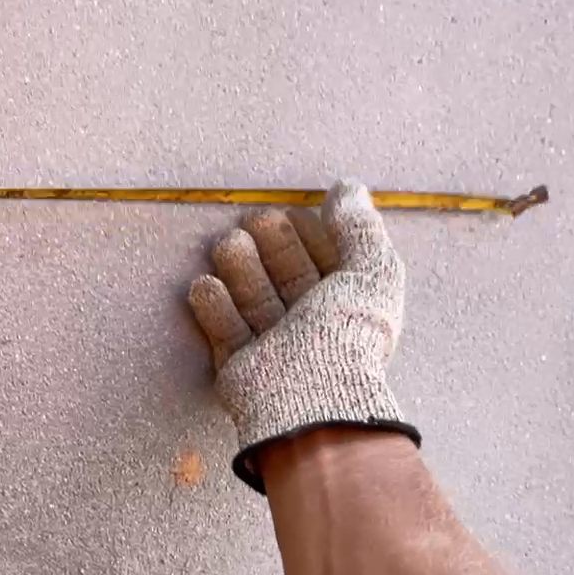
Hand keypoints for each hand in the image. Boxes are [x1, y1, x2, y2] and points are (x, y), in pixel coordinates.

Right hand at [187, 180, 417, 490]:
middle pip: (285, 278)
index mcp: (351, 302)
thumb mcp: (371, 269)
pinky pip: (225, 331)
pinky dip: (213, 308)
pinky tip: (202, 283)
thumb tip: (346, 186)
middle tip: (247, 221)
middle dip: (267, 248)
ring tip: (224, 244)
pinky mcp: (239, 365)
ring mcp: (275, 346)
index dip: (309, 234)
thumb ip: (359, 227)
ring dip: (238, 271)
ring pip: (253, 300)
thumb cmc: (347, 330)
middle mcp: (313, 324)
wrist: (306, 389)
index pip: (327, 260)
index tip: (288, 210)